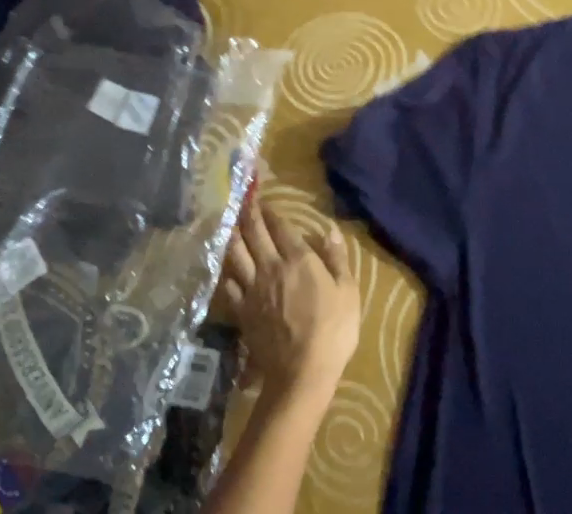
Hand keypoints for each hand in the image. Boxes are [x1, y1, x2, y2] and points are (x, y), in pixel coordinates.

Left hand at [219, 199, 361, 402]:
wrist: (302, 372)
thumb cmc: (334, 330)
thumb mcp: (348, 291)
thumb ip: (337, 257)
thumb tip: (329, 228)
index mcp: (299, 260)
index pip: (281, 228)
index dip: (271, 212)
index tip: (264, 200)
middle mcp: (271, 267)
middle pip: (255, 235)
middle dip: (248, 215)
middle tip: (242, 201)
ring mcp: (252, 289)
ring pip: (236, 255)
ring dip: (232, 236)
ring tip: (227, 223)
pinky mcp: (241, 311)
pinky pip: (227, 284)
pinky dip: (224, 271)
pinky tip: (223, 266)